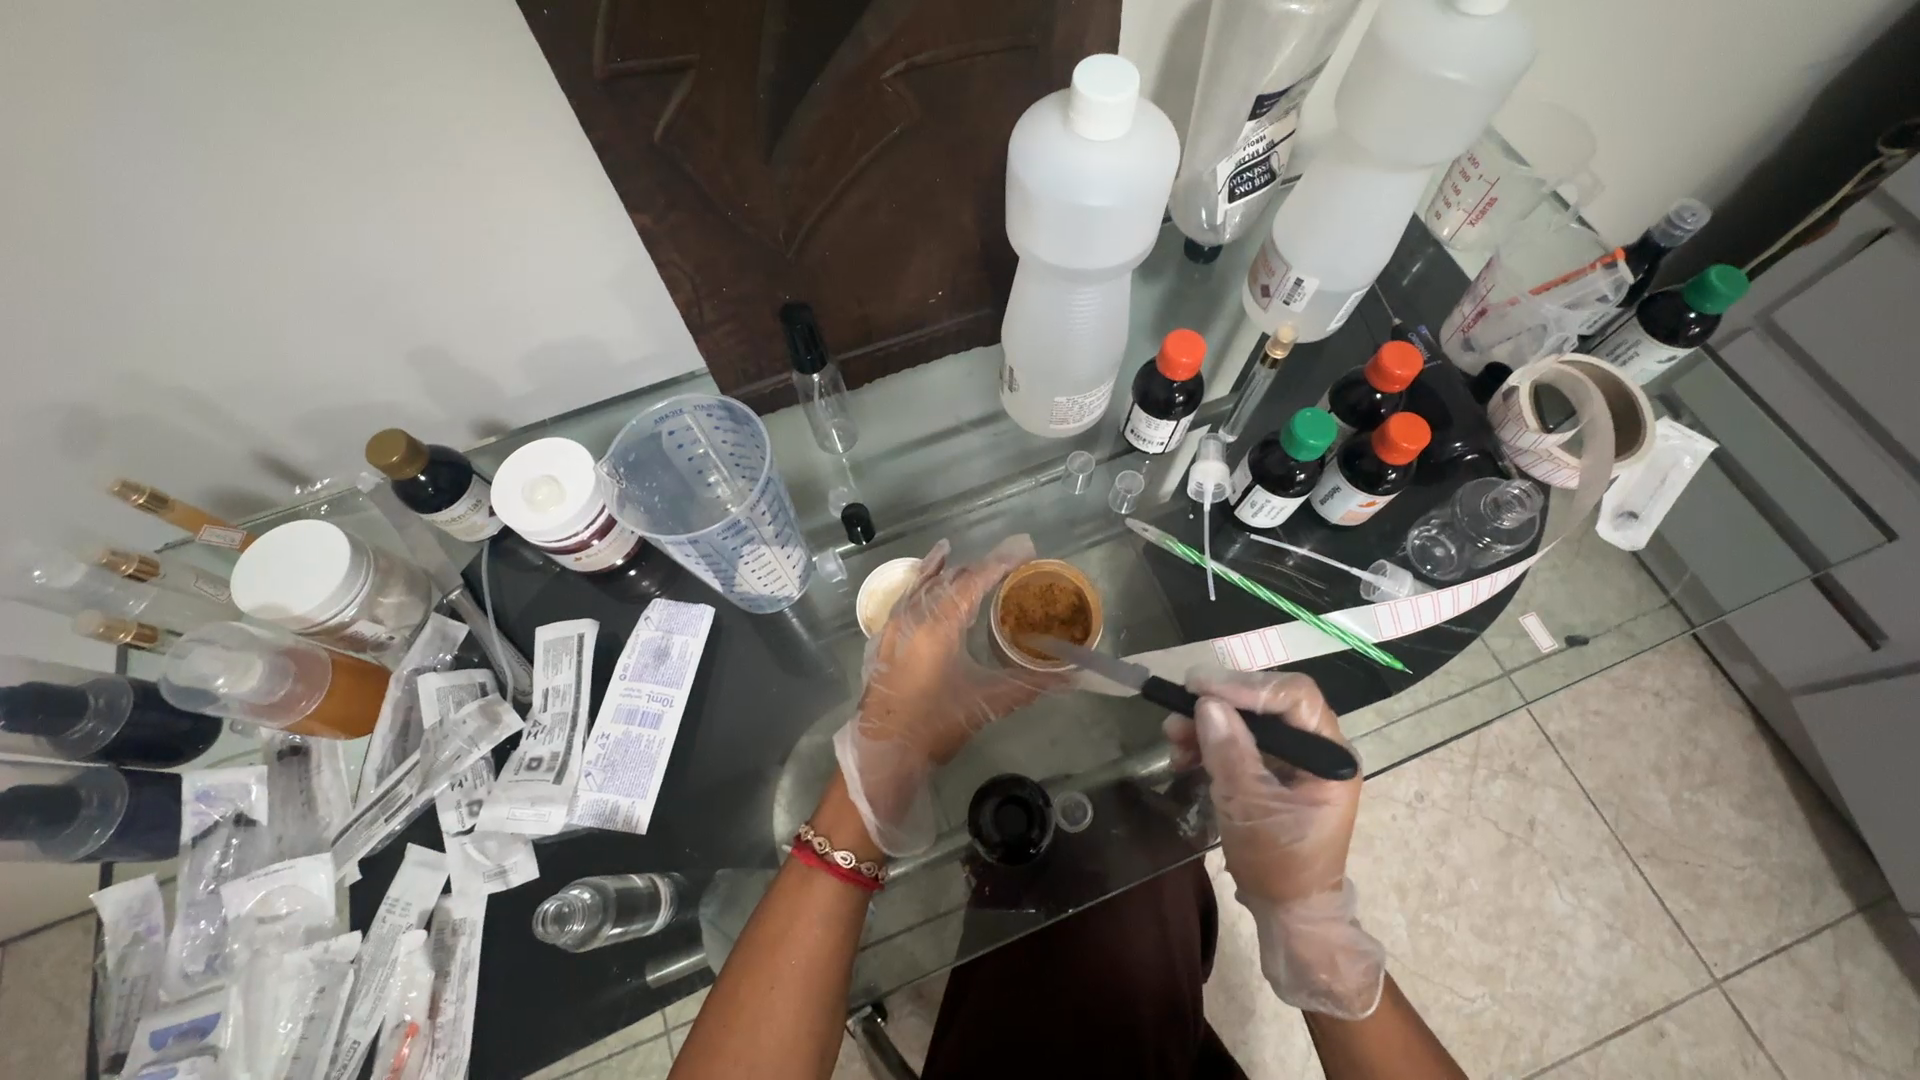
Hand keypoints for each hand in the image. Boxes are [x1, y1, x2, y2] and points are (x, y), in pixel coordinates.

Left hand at [833, 535, 1061, 856]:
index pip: (974, 580)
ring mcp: (895, 624)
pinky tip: (928, 576)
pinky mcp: (886, 637)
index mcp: (939, 624)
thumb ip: (1029, 685)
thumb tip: (1070, 676)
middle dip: (982, 566)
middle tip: (1012, 562)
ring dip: (952, 570)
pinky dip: (923, 579)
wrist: (883, 750)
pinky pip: (908, 595)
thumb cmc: (935, 724)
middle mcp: (915, 615)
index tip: (1025, 548)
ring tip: (973, 561)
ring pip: (926, 583)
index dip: (1001, 562)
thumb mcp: (986, 702)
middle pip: (951, 578)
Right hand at [1164, 668, 1385, 1019]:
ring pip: (1251, 721)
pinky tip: (1184, 752)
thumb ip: (1229, 751)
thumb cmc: (1278, 864)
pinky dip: (1212, 742)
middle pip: (1270, 703)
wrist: (1288, 913)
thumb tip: (1207, 704)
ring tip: (1172, 733)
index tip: (1200, 688)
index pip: (1295, 696)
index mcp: (1329, 757)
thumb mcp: (1249, 806)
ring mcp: (1296, 761)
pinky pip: (1243, 742)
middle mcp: (1317, 750)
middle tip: (1180, 704)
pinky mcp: (1274, 772)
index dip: (1246, 686)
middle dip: (1221, 702)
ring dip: (1209, 722)